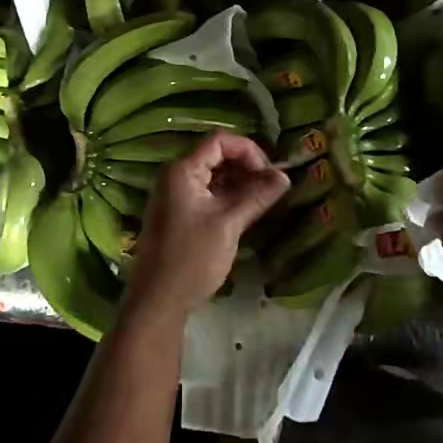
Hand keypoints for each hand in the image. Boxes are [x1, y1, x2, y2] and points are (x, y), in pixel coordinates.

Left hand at [129, 131, 288, 318]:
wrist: (157, 301)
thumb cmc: (191, 259)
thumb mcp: (229, 224)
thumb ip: (257, 196)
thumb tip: (285, 176)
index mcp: (182, 171)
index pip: (220, 141)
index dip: (249, 150)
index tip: (269, 173)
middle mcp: (176, 176)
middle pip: (217, 155)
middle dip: (247, 166)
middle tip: (271, 187)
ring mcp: (176, 195)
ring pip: (214, 175)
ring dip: (240, 182)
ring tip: (264, 199)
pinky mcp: (180, 213)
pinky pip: (208, 192)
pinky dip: (229, 196)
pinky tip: (247, 210)